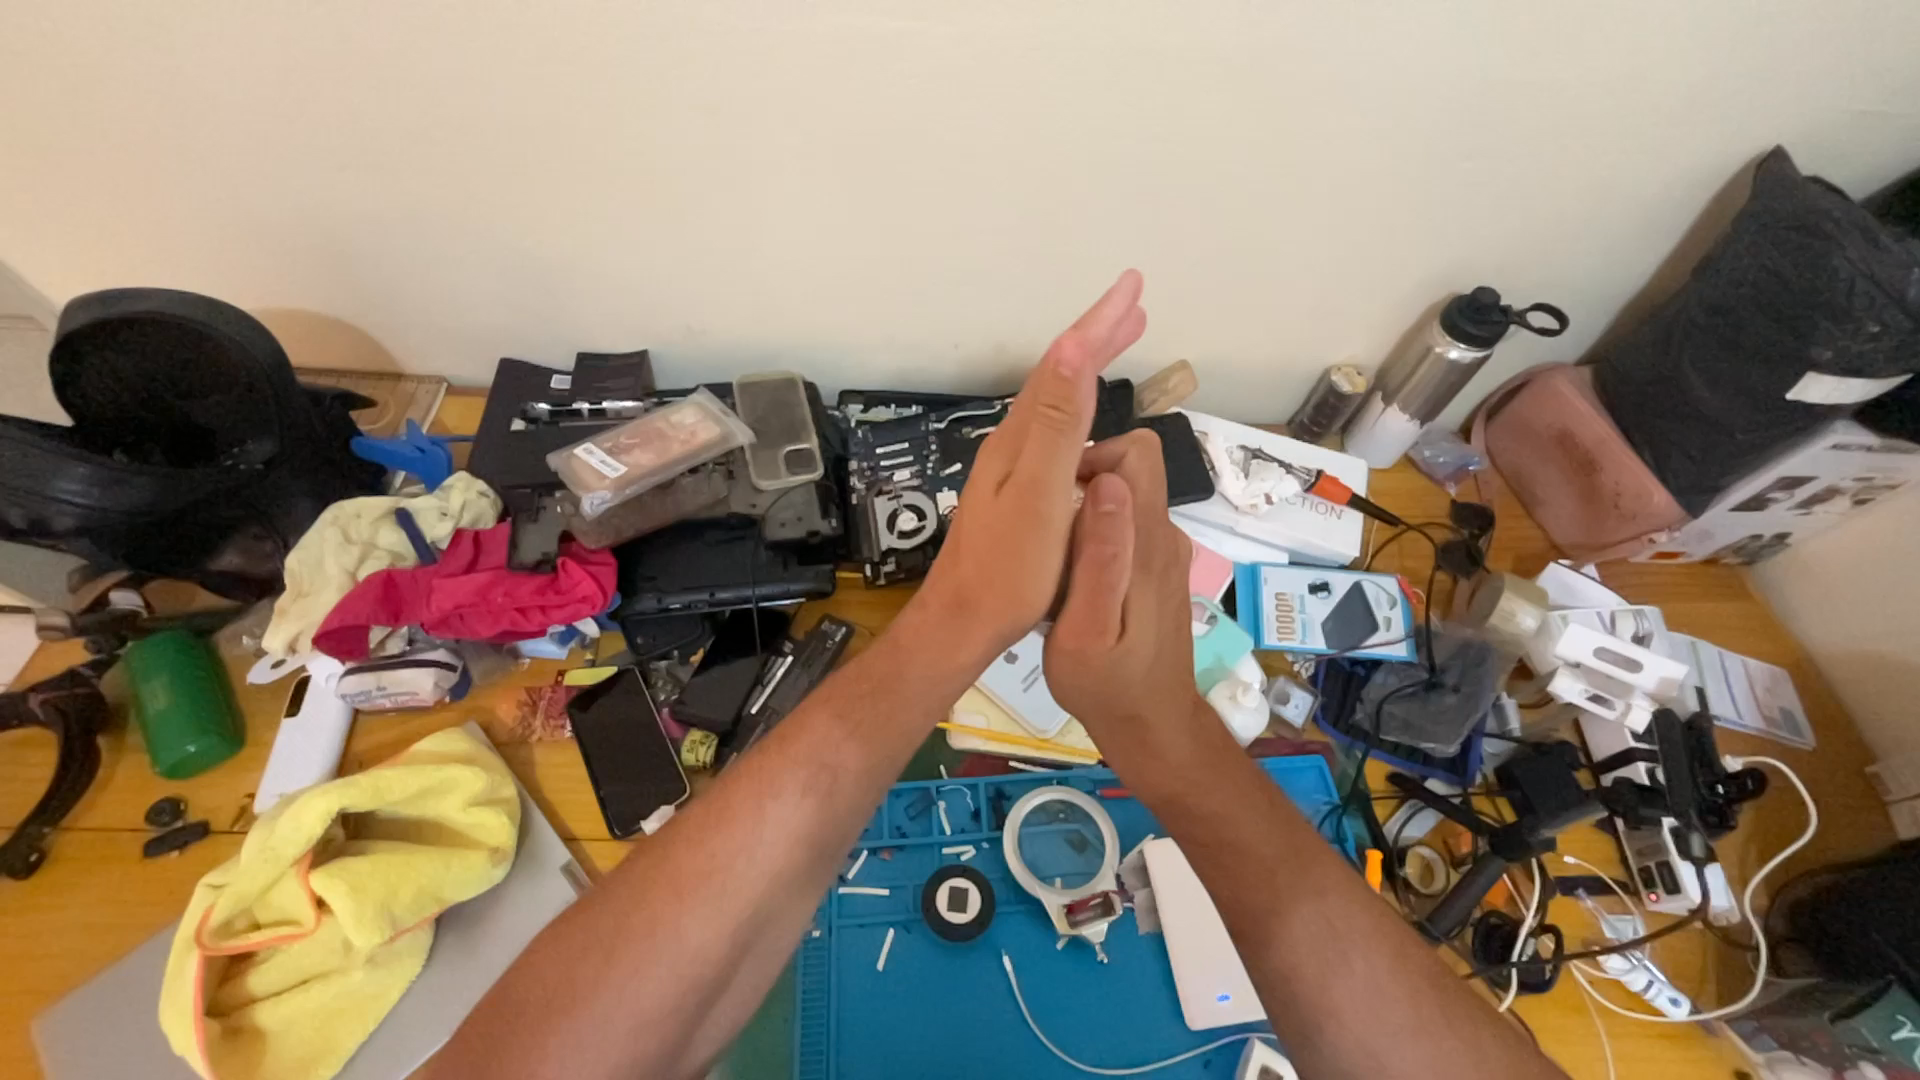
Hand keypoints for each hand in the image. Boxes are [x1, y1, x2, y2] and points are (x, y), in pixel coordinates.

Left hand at [913, 270, 1146, 661]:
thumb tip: (1071, 350)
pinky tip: (1087, 426)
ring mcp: (1011, 470)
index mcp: (1021, 439)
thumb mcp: (1038, 493)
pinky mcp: (1016, 495)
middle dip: (1096, 338)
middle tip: (1133, 308)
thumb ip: (1056, 425)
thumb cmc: (1009, 569)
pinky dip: (1079, 413)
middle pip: (1057, 378)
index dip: (1098, 324)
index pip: (1063, 366)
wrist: (965, 620)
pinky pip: (1054, 434)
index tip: (1132, 288)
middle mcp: (1012, 444)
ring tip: (1115, 347)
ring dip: (1087, 370)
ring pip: (1055, 404)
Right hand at [1043, 430, 1210, 762]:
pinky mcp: (1158, 570)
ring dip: (1085, 511)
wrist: (1150, 725)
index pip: (1135, 455)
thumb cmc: (1106, 685)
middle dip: (1082, 479)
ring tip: (1049, 556)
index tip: (1050, 493)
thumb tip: (1106, 484)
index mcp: (1147, 543)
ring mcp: (1165, 553)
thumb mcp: (1085, 631)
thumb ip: (1099, 558)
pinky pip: (1127, 527)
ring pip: (1125, 499)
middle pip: (1131, 469)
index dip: (1089, 455)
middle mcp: (1164, 537)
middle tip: (1043, 526)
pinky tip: (1069, 577)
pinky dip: (1096, 534)